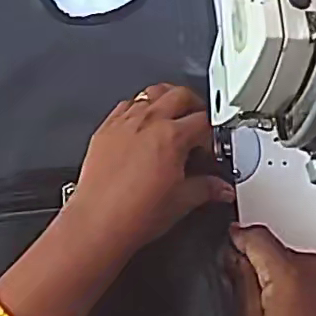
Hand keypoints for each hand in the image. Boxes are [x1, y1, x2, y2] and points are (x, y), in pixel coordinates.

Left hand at [57, 84, 234, 263]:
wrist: (97, 223)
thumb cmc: (133, 214)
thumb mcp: (181, 202)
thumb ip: (206, 189)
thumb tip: (219, 188)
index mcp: (172, 136)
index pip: (203, 121)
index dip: (212, 133)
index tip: (210, 146)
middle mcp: (149, 122)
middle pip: (180, 95)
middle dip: (195, 105)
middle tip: (198, 121)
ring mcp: (125, 122)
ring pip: (152, 92)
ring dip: (167, 99)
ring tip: (173, 113)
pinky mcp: (106, 128)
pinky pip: (126, 104)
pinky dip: (139, 107)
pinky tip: (141, 122)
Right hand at [226, 224, 315, 315]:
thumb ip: (238, 284)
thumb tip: (231, 259)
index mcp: (289, 271)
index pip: (254, 233)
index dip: (234, 238)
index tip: (222, 246)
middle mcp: (310, 266)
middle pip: (268, 245)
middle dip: (250, 259)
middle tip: (235, 288)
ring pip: (282, 259)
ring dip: (267, 272)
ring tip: (259, 313)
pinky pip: (296, 272)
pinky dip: (282, 284)